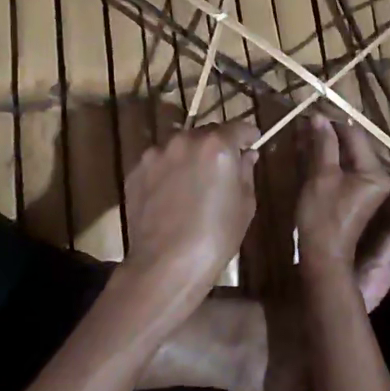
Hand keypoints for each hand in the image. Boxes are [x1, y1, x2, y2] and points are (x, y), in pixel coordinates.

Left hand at [121, 119, 258, 298]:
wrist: (166, 263)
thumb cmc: (217, 234)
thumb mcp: (245, 202)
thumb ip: (246, 171)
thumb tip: (246, 156)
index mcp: (218, 145)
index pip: (239, 127)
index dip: (249, 135)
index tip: (253, 143)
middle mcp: (185, 141)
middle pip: (207, 133)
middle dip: (218, 144)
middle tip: (224, 166)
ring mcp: (156, 155)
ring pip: (181, 146)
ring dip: (191, 156)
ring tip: (195, 180)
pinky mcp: (136, 173)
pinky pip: (160, 163)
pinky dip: (169, 170)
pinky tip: (173, 194)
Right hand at [294, 116, 389, 285]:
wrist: (321, 256)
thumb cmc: (322, 216)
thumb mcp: (321, 176)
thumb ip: (323, 144)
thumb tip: (319, 117)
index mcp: (375, 171)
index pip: (356, 136)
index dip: (334, 123)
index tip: (312, 111)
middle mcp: (376, 176)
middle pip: (353, 145)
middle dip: (328, 134)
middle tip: (304, 122)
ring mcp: (367, 185)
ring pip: (346, 156)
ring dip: (325, 145)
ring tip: (302, 133)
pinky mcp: (355, 193)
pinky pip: (343, 168)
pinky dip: (327, 159)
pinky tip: (308, 151)